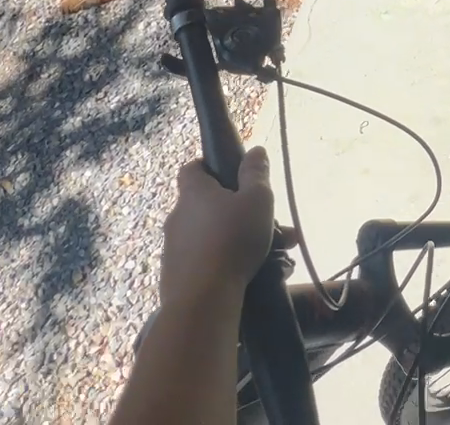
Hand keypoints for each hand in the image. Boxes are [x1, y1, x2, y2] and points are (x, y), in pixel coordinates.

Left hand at [159, 148, 273, 309]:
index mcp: (194, 193)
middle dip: (238, 209)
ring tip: (276, 250)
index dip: (209, 165)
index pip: (191, 168)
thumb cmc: (233, 238)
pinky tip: (254, 269)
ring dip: (239, 235)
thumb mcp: (257, 199)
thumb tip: (255, 151)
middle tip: (268, 220)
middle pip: (207, 204)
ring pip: (212, 232)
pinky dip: (226, 258)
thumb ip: (256, 173)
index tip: (231, 173)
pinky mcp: (175, 273)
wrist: (202, 299)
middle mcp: (178, 217)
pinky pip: (205, 256)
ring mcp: (174, 247)